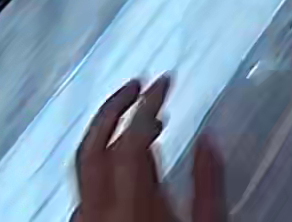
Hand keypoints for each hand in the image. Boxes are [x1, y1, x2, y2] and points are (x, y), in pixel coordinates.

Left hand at [73, 76, 226, 221]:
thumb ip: (208, 180)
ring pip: (84, 171)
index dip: (147, 103)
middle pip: (92, 148)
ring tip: (136, 122)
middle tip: (137, 85)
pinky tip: (118, 170)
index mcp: (131, 204)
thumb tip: (209, 139)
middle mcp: (100, 213)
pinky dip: (100, 170)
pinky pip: (82, 195)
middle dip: (114, 108)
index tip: (163, 82)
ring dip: (107, 136)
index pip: (130, 138)